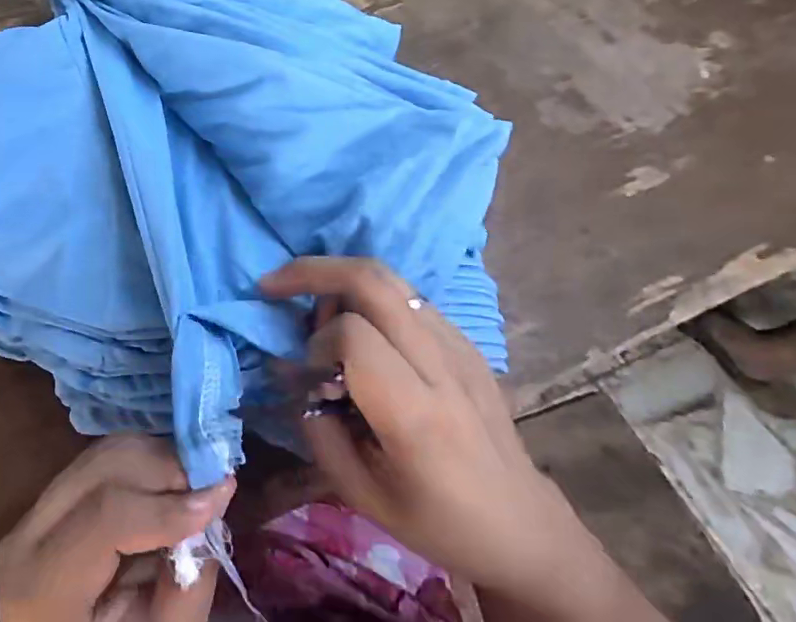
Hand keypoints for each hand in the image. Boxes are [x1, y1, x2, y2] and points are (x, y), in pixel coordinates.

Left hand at [0, 434, 235, 621]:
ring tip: (196, 488)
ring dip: (159, 460)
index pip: (107, 513)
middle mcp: (29, 530)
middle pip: (106, 467)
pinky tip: (170, 488)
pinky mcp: (52, 498)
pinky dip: (145, 464)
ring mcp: (36, 508)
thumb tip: (211, 521)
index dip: (168, 503)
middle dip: (169, 468)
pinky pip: (103, 461)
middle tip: (215, 484)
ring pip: (106, 452)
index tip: (221, 497)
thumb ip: (183, 593)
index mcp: (42, 582)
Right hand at [259, 258, 660, 621]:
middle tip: (275, 284)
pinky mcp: (465, 340)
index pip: (353, 334)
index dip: (317, 342)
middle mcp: (441, 364)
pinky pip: (407, 296)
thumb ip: (316, 426)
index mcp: (415, 413)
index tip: (310, 373)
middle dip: (313, 270)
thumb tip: (291, 370)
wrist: (520, 523)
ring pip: (389, 278)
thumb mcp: (360, 492)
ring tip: (318, 310)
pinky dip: (368, 294)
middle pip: (371, 279)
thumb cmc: (435, 519)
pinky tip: (356, 325)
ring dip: (340, 279)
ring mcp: (459, 344)